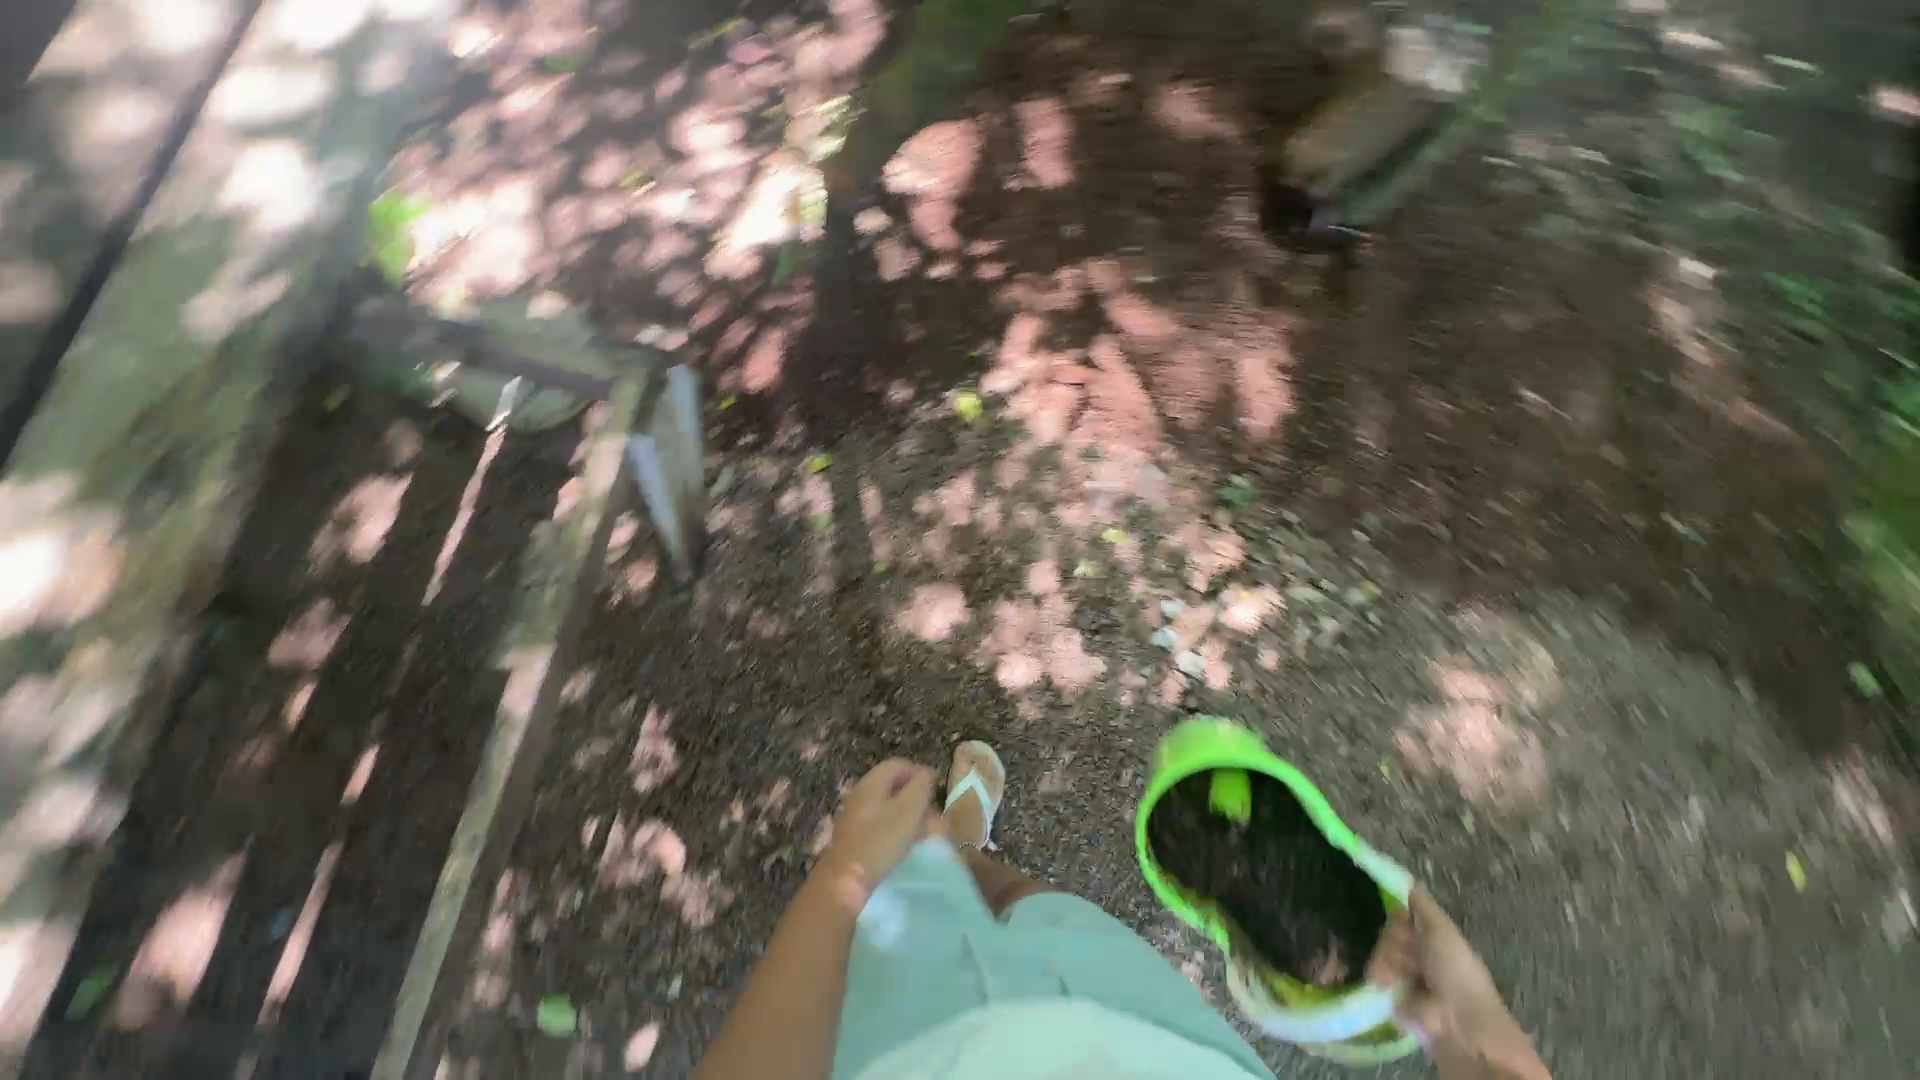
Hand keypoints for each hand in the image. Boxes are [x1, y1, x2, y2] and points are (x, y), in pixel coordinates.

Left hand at [817, 759, 936, 899]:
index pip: (899, 765)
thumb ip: (921, 787)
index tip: (936, 790)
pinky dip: (898, 827)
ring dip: (910, 814)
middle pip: (894, 785)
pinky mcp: (855, 834)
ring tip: (927, 831)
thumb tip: (926, 773)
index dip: (920, 773)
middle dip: (917, 797)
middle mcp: (861, 793)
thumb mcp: (909, 810)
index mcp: (873, 782)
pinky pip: (881, 822)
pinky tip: (908, 842)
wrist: (846, 878)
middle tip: (934, 815)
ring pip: (889, 805)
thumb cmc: (881, 840)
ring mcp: (856, 814)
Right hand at [1368, 891, 1546, 1076]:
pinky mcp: (1391, 999)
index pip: (1401, 916)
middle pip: (1388, 934)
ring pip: (1379, 954)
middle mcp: (1419, 957)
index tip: (1400, 923)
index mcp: (1434, 940)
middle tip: (1407, 958)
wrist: (1458, 1023)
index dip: (1398, 918)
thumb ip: (1422, 905)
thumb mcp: (1442, 930)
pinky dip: (1375, 977)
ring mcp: (1404, 978)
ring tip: (1396, 978)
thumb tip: (1405, 878)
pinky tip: (1383, 983)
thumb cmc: (1456, 972)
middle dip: (1393, 942)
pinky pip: (1372, 976)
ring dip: (1386, 963)